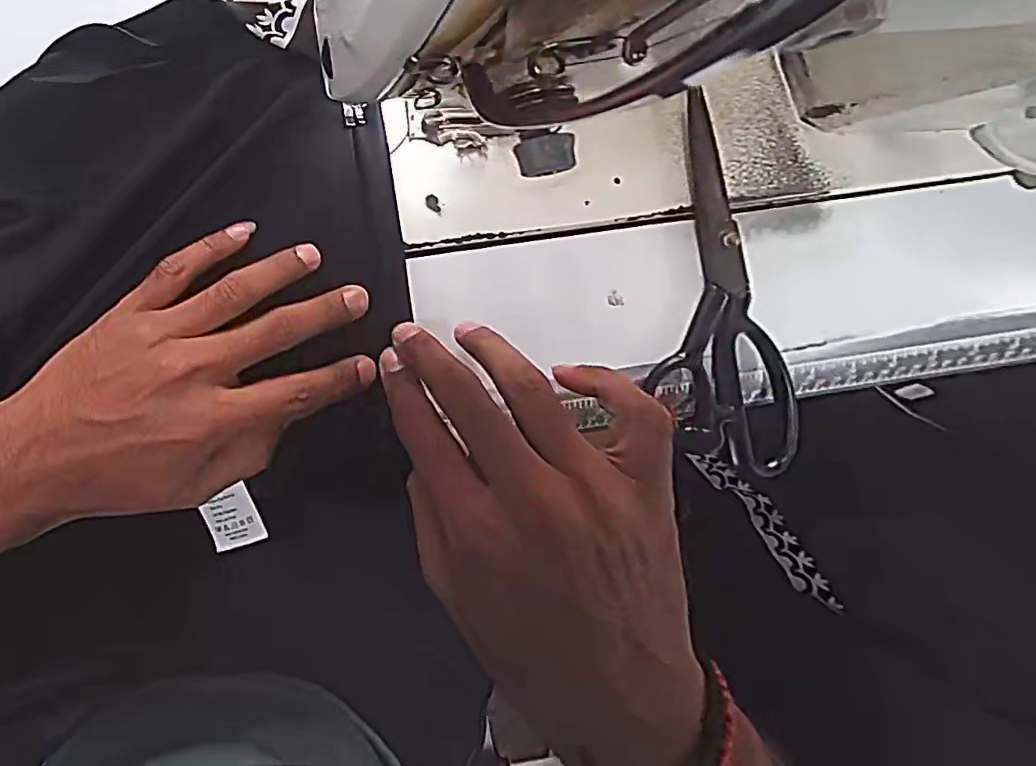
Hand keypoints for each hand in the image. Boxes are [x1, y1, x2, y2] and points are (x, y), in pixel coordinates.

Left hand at [0, 222, 375, 571]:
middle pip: (276, 330)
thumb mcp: (190, 487)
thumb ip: (246, 453)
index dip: (337, 377)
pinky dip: (211, 248)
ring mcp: (162, 334)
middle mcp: (193, 369)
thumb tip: (280, 421)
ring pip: (234, 291)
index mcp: (212, 417)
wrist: (40, 453)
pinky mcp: (132, 313)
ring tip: (309, 257)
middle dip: (324, 312)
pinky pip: (177, 270)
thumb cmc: (108, 474)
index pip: (295, 390)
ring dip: (280, 271)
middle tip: (352, 297)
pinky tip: (238, 234)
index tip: (360, 364)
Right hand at [382, 322, 704, 765]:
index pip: (423, 429)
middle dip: (429, 356)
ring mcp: (592, 490)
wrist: (625, 701)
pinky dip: (605, 381)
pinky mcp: (643, 491)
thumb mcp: (450, 590)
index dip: (401, 386)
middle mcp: (531, 501)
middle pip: (468, 399)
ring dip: (493, 351)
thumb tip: (420, 455)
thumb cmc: (537, 653)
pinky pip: (636, 415)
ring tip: (471, 334)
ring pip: (535, 392)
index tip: (393, 364)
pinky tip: (570, 372)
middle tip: (414, 336)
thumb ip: (427, 516)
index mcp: (477, 528)